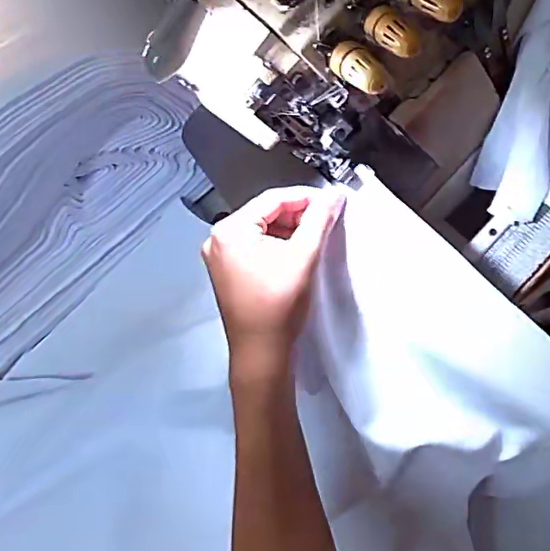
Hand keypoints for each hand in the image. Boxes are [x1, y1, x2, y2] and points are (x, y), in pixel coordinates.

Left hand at [201, 186, 344, 384]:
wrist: (262, 353)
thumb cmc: (273, 313)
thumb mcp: (303, 256)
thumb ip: (319, 220)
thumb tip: (330, 199)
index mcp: (230, 232)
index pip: (272, 199)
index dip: (304, 197)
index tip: (327, 200)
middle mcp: (219, 241)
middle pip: (266, 212)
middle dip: (297, 214)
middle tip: (325, 218)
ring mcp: (221, 257)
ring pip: (262, 229)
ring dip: (289, 230)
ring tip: (314, 238)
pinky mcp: (229, 271)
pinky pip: (256, 246)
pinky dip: (277, 245)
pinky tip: (297, 253)